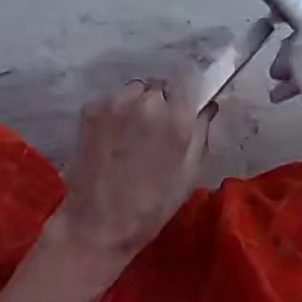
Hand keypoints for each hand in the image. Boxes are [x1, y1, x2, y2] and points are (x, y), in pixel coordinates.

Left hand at [55, 80, 212, 258]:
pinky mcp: (92, 109)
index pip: (187, 76)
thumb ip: (202, 130)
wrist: (97, 226)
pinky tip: (111, 138)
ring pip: (135, 91)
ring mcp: (117, 102)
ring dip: (137, 104)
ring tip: (130, 133)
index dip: (185, 90)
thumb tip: (209, 104)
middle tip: (154, 128)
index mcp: (178, 116)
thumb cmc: (152, 205)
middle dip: (161, 101)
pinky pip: (112, 100)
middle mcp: (149, 101)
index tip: (181, 104)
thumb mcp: (189, 172)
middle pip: (160, 85)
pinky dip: (115, 113)